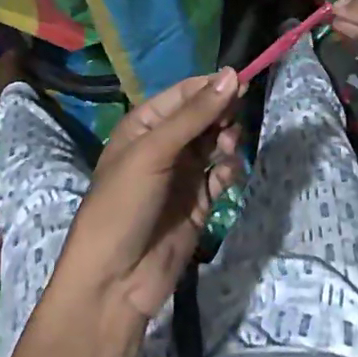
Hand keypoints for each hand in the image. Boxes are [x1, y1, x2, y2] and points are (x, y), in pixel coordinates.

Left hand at [53, 68, 244, 321]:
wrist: (114, 282)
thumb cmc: (122, 205)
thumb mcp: (154, 152)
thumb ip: (195, 114)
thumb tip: (233, 73)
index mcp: (146, 123)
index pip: (186, 92)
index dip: (213, 86)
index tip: (243, 84)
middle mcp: (166, 143)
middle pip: (206, 115)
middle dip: (223, 114)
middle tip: (230, 126)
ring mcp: (183, 172)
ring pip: (217, 141)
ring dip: (228, 140)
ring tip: (227, 151)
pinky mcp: (199, 200)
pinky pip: (222, 173)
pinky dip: (230, 169)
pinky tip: (228, 175)